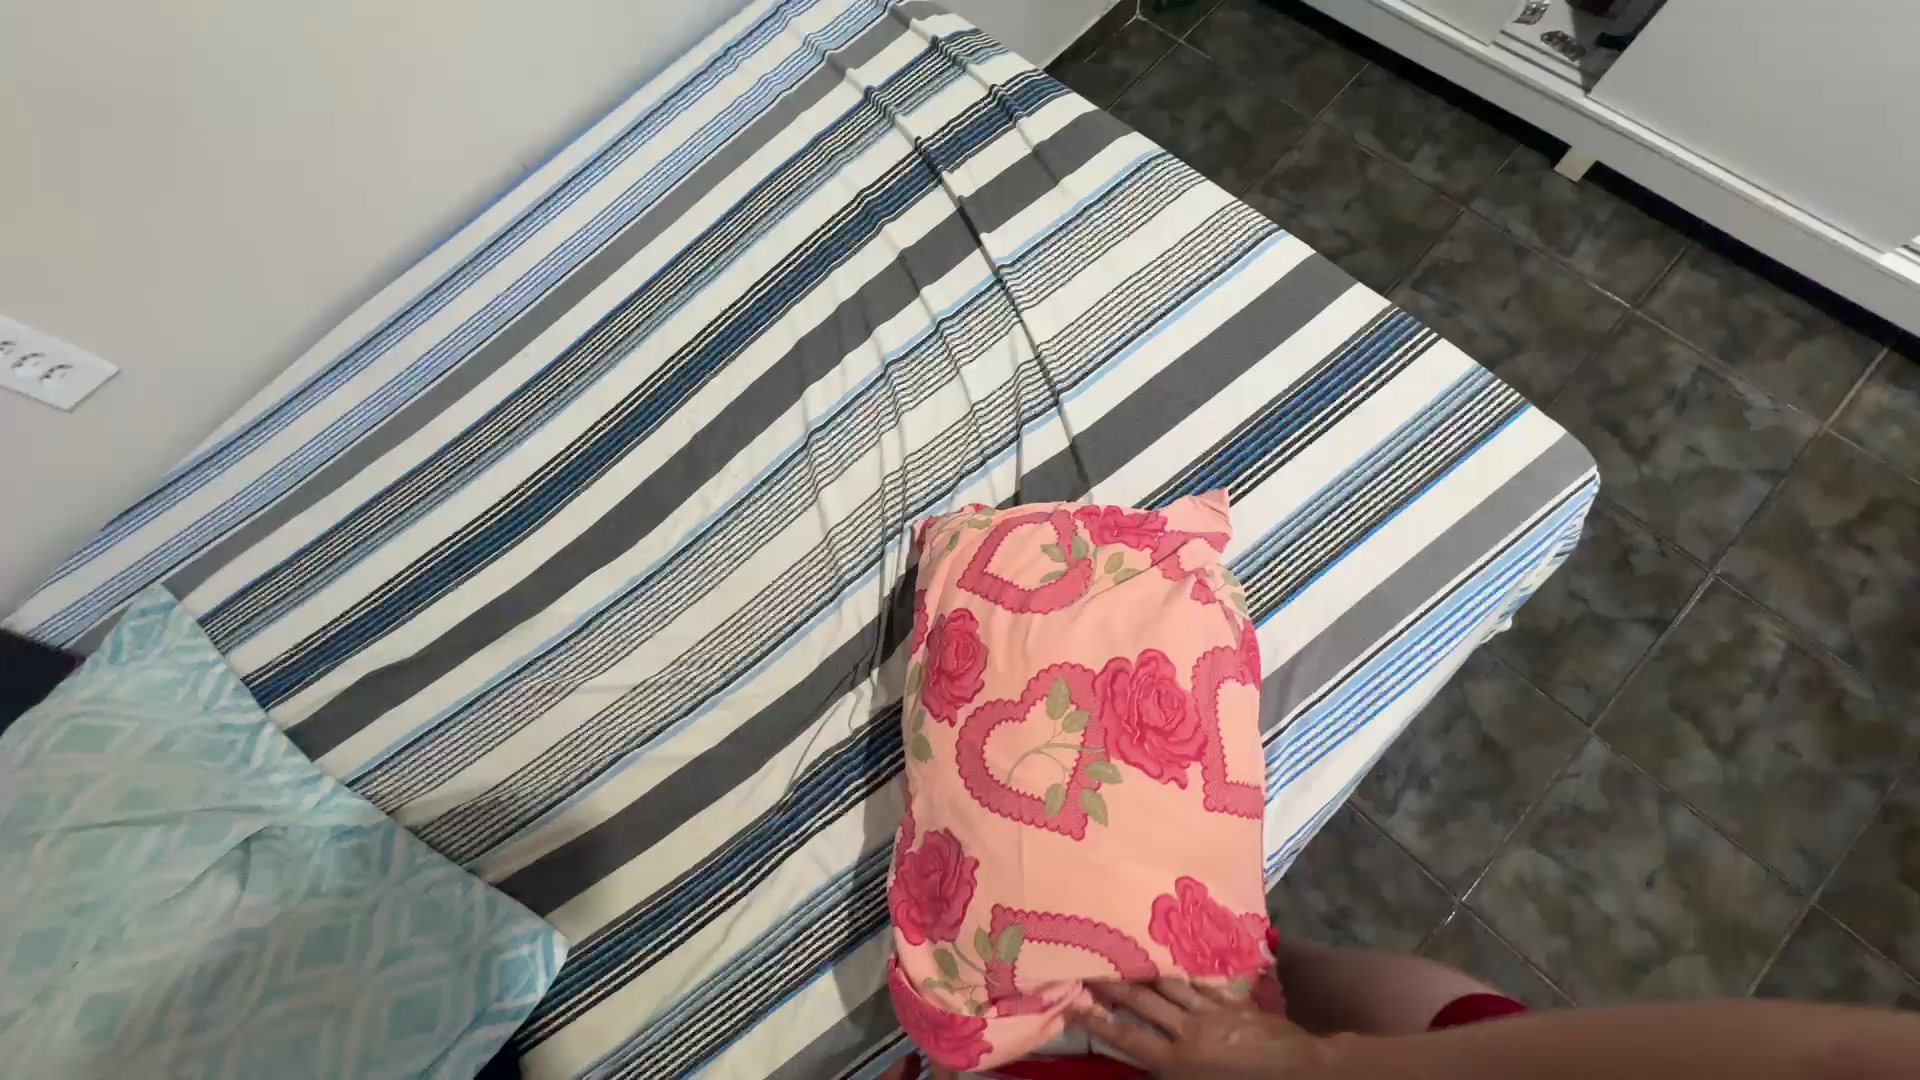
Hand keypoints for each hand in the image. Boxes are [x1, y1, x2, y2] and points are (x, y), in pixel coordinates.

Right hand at [1071, 978, 1328, 1078]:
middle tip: (1088, 963)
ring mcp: (1212, 1012)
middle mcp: (1188, 1031)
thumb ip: (1172, 1072)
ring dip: (1145, 970)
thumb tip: (1149, 1064)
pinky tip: (1176, 961)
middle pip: (1142, 1003)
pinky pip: (1204, 984)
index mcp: (1179, 1062)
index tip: (1075, 1001)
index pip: (1129, 1039)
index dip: (1099, 1021)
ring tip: (1123, 952)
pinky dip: (1186, 973)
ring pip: (1169, 985)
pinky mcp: (1235, 1004)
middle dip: (1113, 984)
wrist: (1306, 1074)